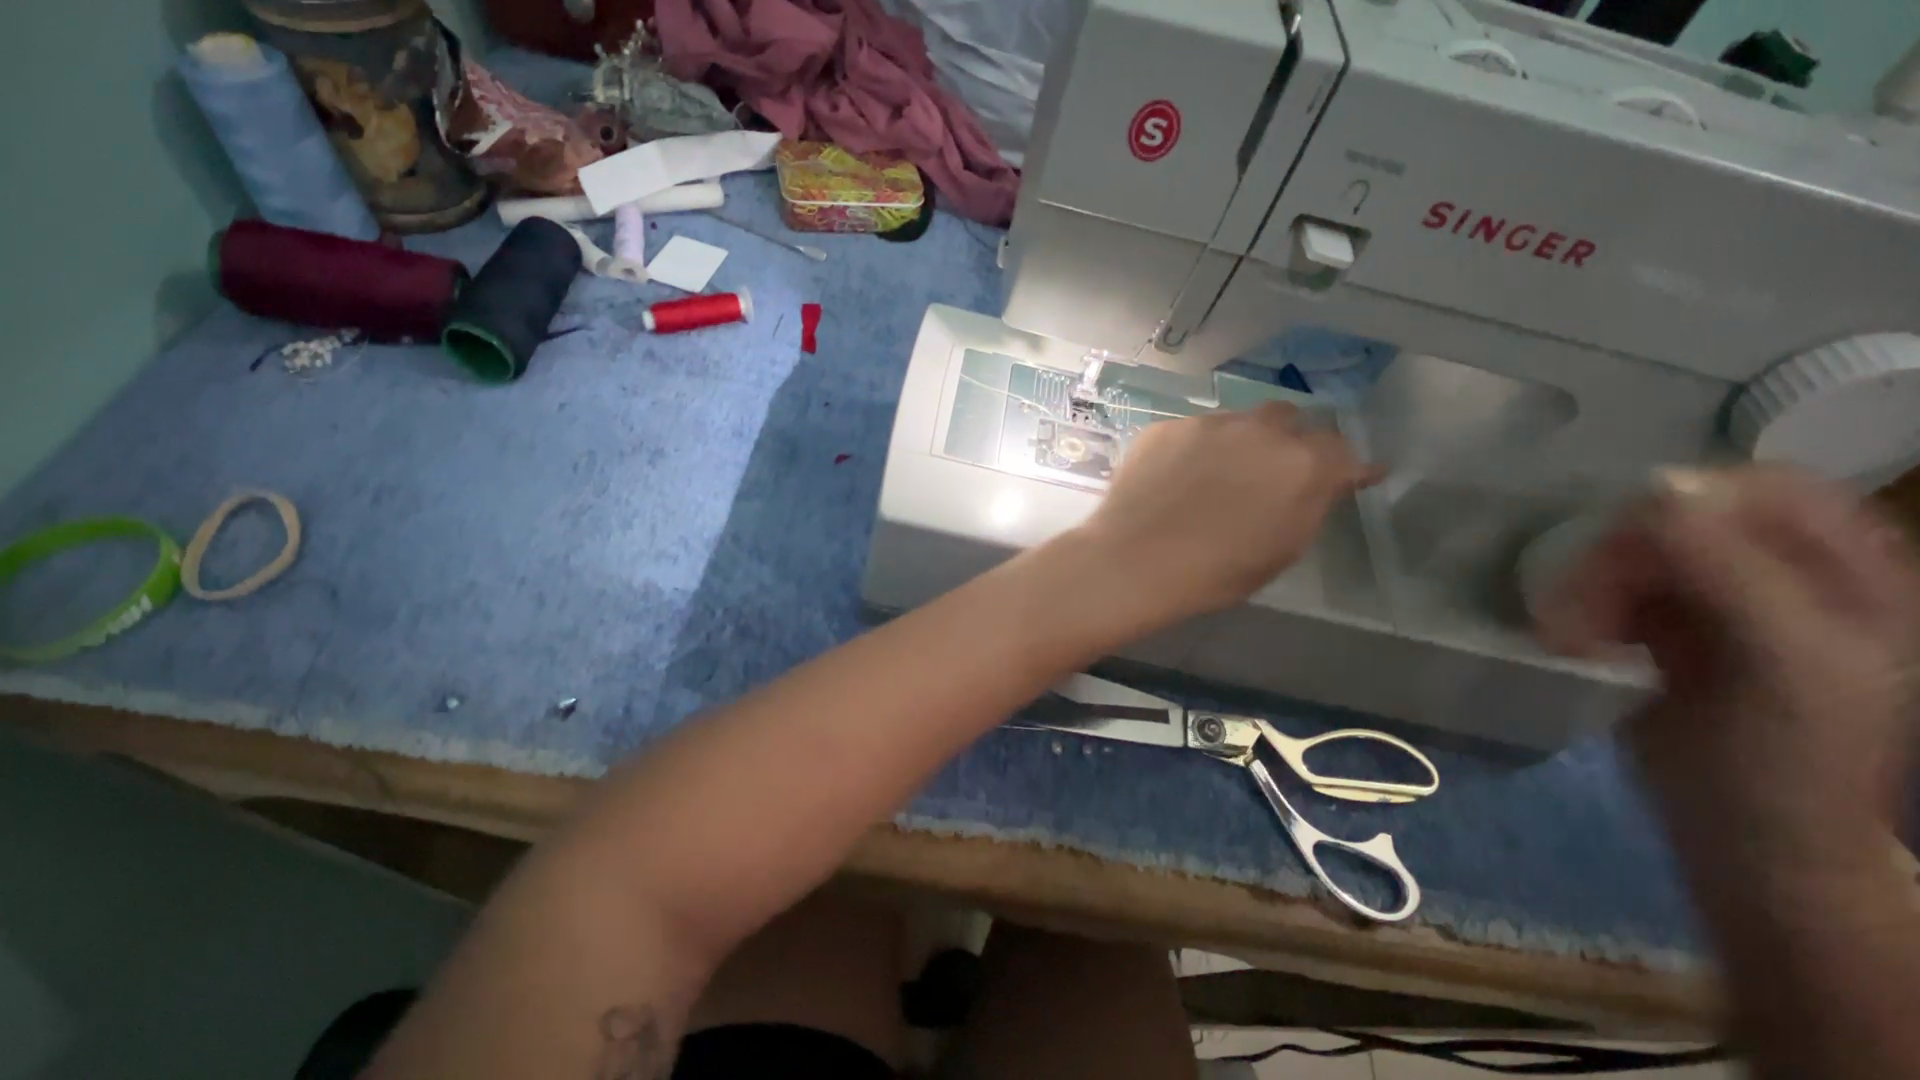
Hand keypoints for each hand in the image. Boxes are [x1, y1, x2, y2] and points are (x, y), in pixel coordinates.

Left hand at [1070, 403, 1379, 627]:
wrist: (1134, 560)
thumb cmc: (1217, 571)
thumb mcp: (1283, 549)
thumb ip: (1313, 505)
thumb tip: (1334, 479)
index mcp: (1302, 463)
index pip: (1341, 450)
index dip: (1346, 465)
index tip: (1350, 476)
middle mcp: (1261, 430)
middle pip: (1291, 420)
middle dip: (1292, 441)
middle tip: (1275, 473)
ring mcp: (1210, 423)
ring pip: (1240, 421)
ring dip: (1243, 441)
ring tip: (1222, 476)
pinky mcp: (1167, 426)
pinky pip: (1194, 431)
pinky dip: (1197, 450)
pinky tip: (1180, 478)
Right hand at [1537, 467, 1919, 874]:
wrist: (1750, 846)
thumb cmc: (1788, 762)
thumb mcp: (1784, 660)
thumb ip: (1731, 568)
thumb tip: (1657, 486)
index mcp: (1849, 574)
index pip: (1767, 490)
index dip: (1696, 502)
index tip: (1628, 542)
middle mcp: (1784, 576)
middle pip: (1686, 518)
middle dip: (1623, 556)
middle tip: (1577, 605)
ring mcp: (1721, 603)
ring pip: (1637, 554)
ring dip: (1591, 586)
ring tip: (1567, 636)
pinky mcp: (1666, 631)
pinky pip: (1614, 589)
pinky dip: (1584, 608)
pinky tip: (1574, 642)